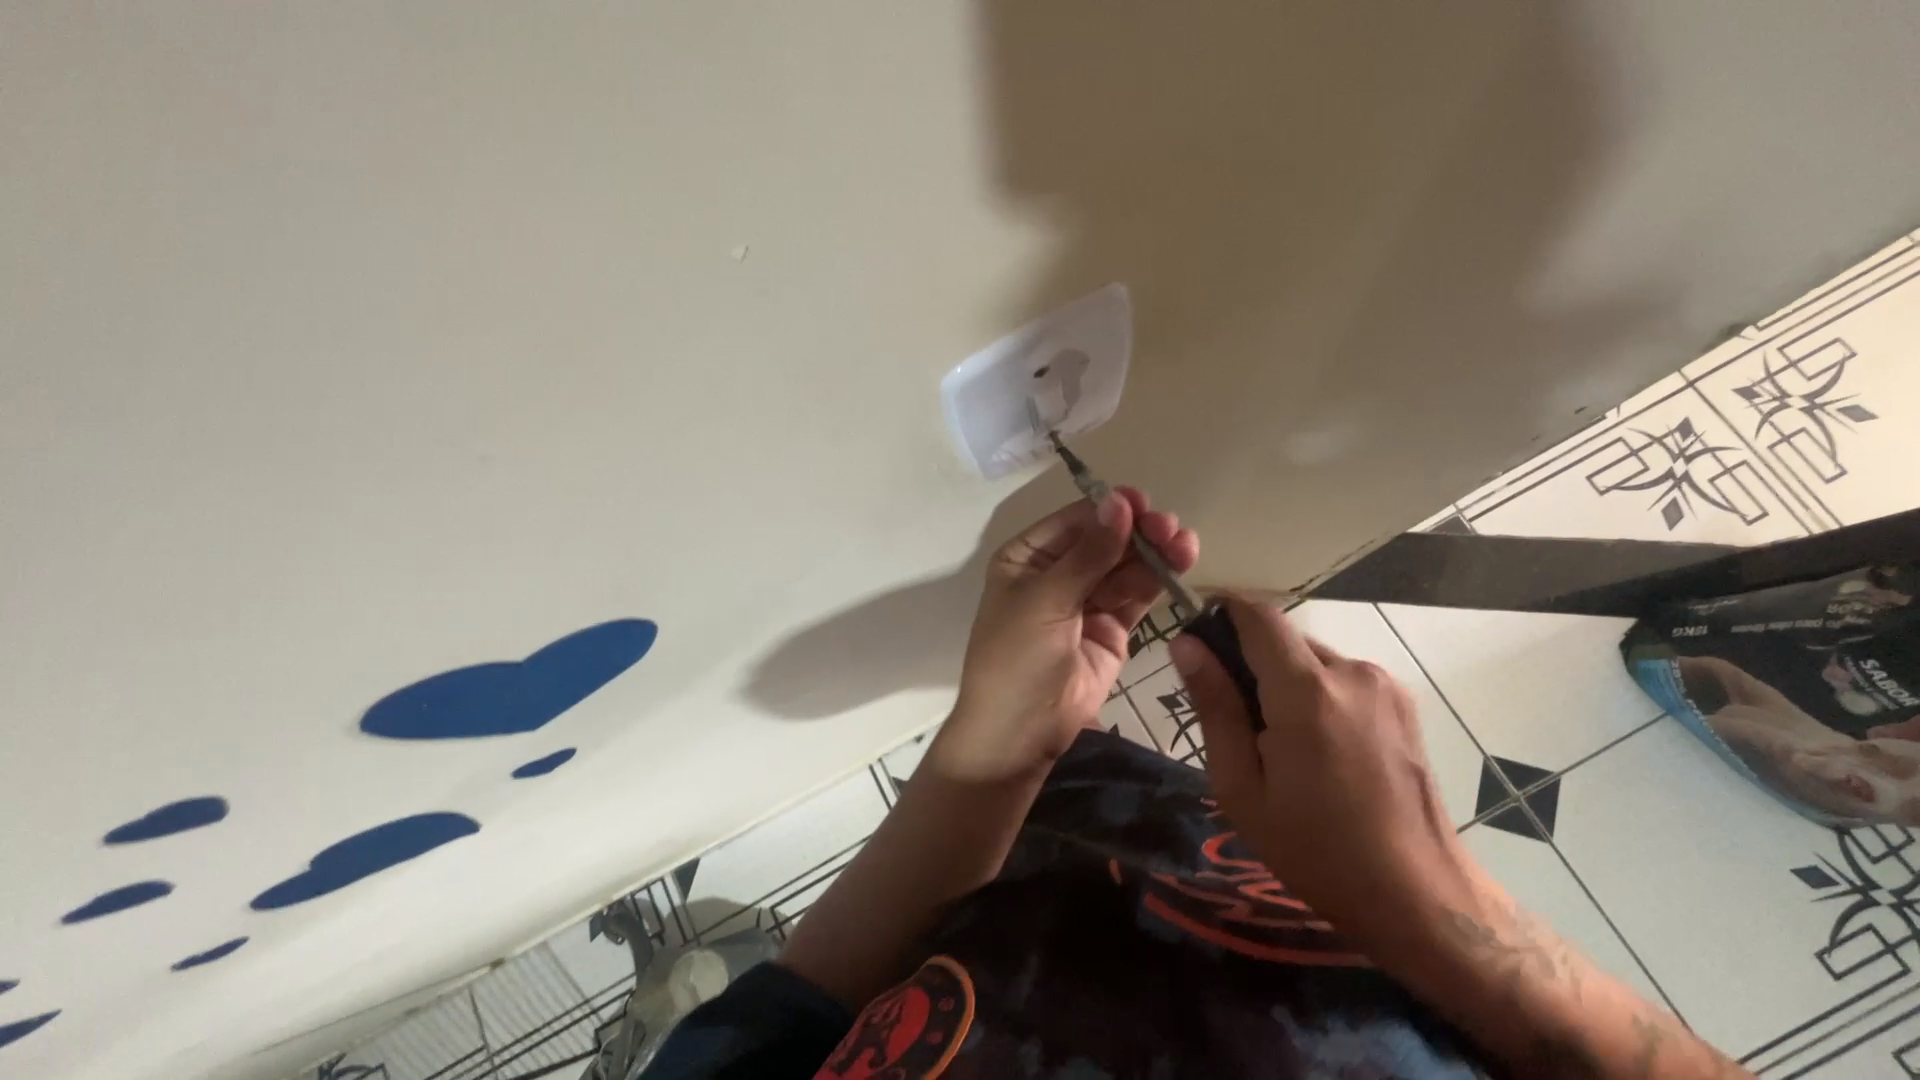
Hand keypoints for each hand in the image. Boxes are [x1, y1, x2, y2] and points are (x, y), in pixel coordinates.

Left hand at [929, 487, 1197, 782]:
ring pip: (1124, 567)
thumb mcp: (1045, 601)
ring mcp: (1085, 602)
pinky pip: (1135, 597)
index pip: (1073, 523)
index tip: (1142, 502)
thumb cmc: (1016, 659)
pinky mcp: (1111, 629)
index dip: (1107, 511)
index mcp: (1026, 558)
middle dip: (1136, 533)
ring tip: (1183, 543)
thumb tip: (1119, 503)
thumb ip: (1088, 555)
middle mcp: (1056, 574)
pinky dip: (1156, 581)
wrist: (1020, 733)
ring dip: (1152, 554)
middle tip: (1169, 528)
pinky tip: (1180, 563)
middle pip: (1104, 542)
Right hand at [1169, 598, 1492, 959]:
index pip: (1257, 616)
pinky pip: (1342, 679)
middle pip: (1284, 637)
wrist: (1416, 893)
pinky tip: (1316, 748)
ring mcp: (1384, 686)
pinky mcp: (1403, 703)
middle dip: (1250, 659)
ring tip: (1275, 742)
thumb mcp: (1241, 785)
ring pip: (1314, 658)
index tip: (1195, 635)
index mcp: (1306, 691)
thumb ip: (1214, 707)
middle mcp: (1351, 672)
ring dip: (1284, 680)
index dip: (1221, 612)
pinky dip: (1317, 695)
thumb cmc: (1314, 848)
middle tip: (1230, 715)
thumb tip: (1185, 645)